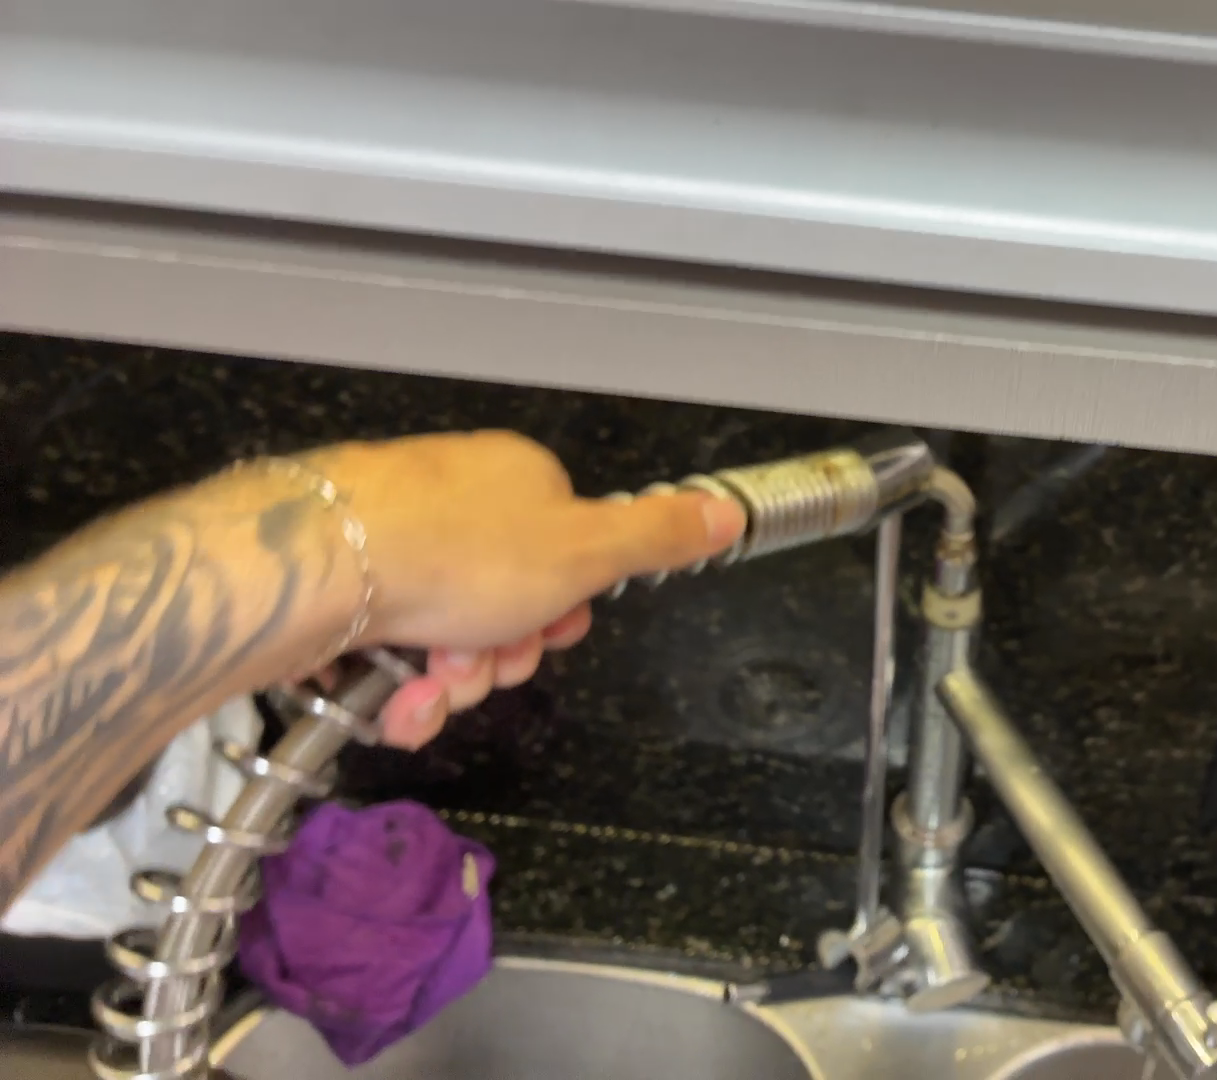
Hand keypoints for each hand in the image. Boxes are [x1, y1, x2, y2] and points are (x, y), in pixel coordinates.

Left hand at [310, 431, 744, 747]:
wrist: (304, 566)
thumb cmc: (465, 555)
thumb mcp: (590, 550)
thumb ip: (662, 534)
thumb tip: (730, 510)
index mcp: (522, 481)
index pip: (570, 550)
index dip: (568, 605)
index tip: (553, 631)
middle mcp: (459, 497)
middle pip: (514, 593)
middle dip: (508, 649)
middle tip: (487, 665)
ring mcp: (393, 532)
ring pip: (454, 622)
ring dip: (458, 674)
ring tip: (432, 690)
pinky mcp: (336, 570)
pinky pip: (394, 631)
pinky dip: (404, 677)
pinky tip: (398, 703)